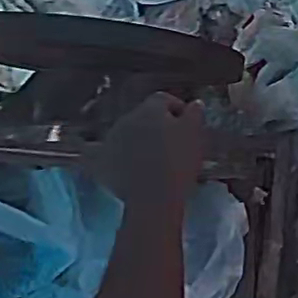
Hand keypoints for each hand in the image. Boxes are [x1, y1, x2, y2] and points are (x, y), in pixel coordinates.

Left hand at [94, 93, 205, 208]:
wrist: (154, 197)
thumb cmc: (179, 161)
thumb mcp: (195, 134)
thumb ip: (195, 114)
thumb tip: (194, 104)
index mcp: (150, 109)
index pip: (164, 99)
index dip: (177, 109)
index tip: (188, 124)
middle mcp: (126, 119)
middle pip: (144, 116)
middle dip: (157, 126)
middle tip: (173, 143)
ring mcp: (111, 141)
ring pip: (128, 134)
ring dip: (140, 141)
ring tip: (154, 159)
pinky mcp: (102, 163)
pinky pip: (109, 155)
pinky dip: (119, 158)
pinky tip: (127, 166)